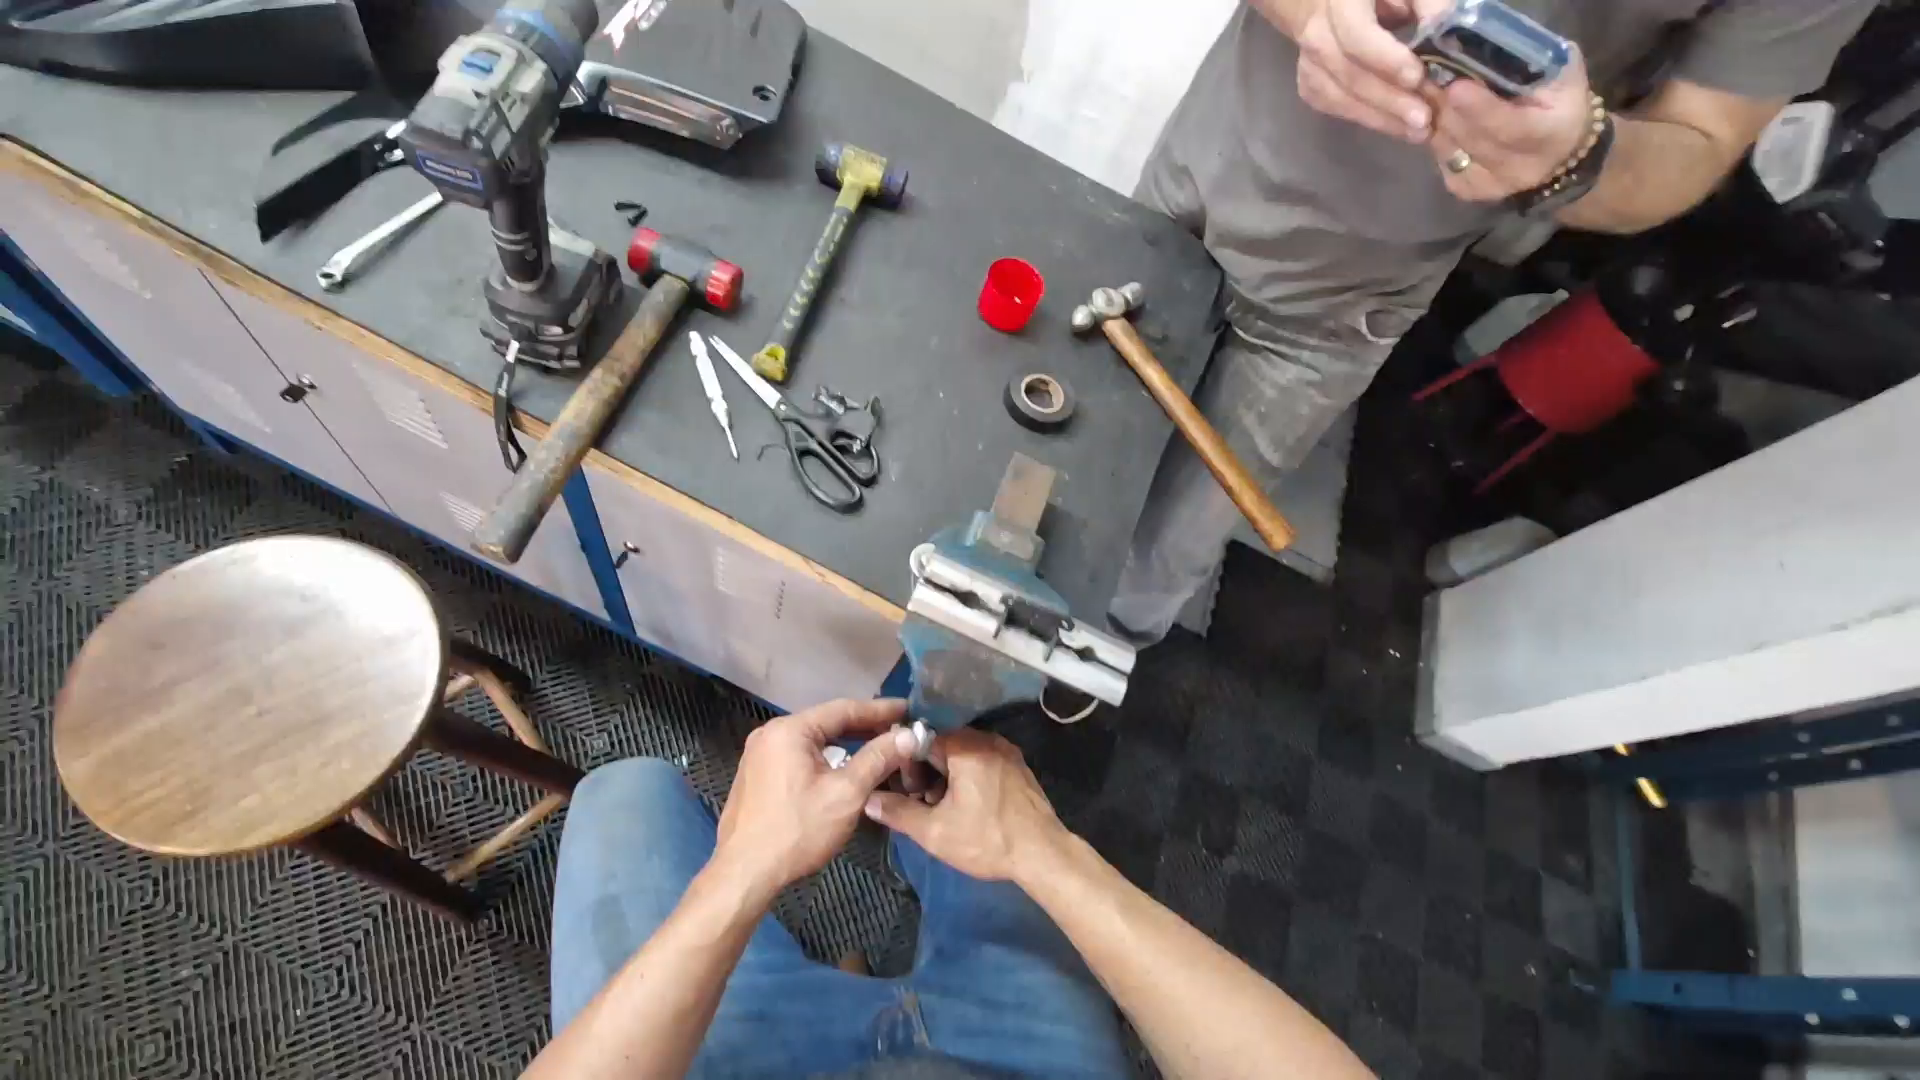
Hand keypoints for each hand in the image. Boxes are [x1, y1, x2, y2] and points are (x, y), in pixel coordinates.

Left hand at [712, 699, 919, 900]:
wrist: (744, 875)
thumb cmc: (797, 831)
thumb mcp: (846, 794)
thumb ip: (878, 759)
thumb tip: (909, 735)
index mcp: (789, 730)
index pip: (844, 709)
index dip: (880, 710)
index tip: (908, 710)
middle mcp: (771, 733)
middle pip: (827, 723)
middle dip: (865, 727)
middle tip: (899, 730)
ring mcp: (760, 754)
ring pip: (814, 741)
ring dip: (846, 743)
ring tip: (879, 748)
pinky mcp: (758, 775)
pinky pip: (799, 755)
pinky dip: (826, 757)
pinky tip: (845, 768)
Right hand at [862, 729, 1068, 882]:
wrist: (1043, 854)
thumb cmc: (987, 840)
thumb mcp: (935, 832)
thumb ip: (898, 813)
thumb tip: (868, 800)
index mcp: (966, 747)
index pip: (922, 738)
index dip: (907, 762)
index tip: (905, 789)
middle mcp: (987, 739)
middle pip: (943, 743)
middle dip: (927, 770)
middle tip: (922, 801)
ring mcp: (1005, 751)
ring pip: (963, 753)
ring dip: (947, 774)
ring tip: (941, 806)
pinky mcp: (1017, 766)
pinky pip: (982, 760)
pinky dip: (967, 775)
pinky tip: (966, 805)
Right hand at [1295, 0, 1445, 142]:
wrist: (1330, 1)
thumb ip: (1428, 3)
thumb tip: (1448, 34)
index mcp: (1341, 2)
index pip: (1357, 38)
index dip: (1386, 60)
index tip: (1417, 78)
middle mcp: (1316, 36)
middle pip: (1350, 76)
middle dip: (1389, 100)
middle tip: (1423, 120)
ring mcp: (1308, 65)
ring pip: (1340, 99)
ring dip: (1379, 118)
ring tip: (1415, 132)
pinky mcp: (1309, 86)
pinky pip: (1336, 108)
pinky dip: (1365, 118)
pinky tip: (1393, 125)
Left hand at [1427, 51, 1595, 201]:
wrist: (1560, 154)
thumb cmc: (1562, 106)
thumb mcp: (1563, 79)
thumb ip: (1530, 70)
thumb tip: (1485, 59)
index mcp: (1549, 135)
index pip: (1508, 126)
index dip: (1479, 109)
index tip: (1455, 88)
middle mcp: (1517, 168)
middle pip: (1470, 138)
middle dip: (1447, 109)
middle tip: (1430, 83)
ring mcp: (1489, 185)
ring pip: (1450, 150)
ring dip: (1437, 122)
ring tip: (1430, 99)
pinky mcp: (1467, 191)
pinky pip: (1442, 161)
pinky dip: (1439, 139)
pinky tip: (1441, 123)